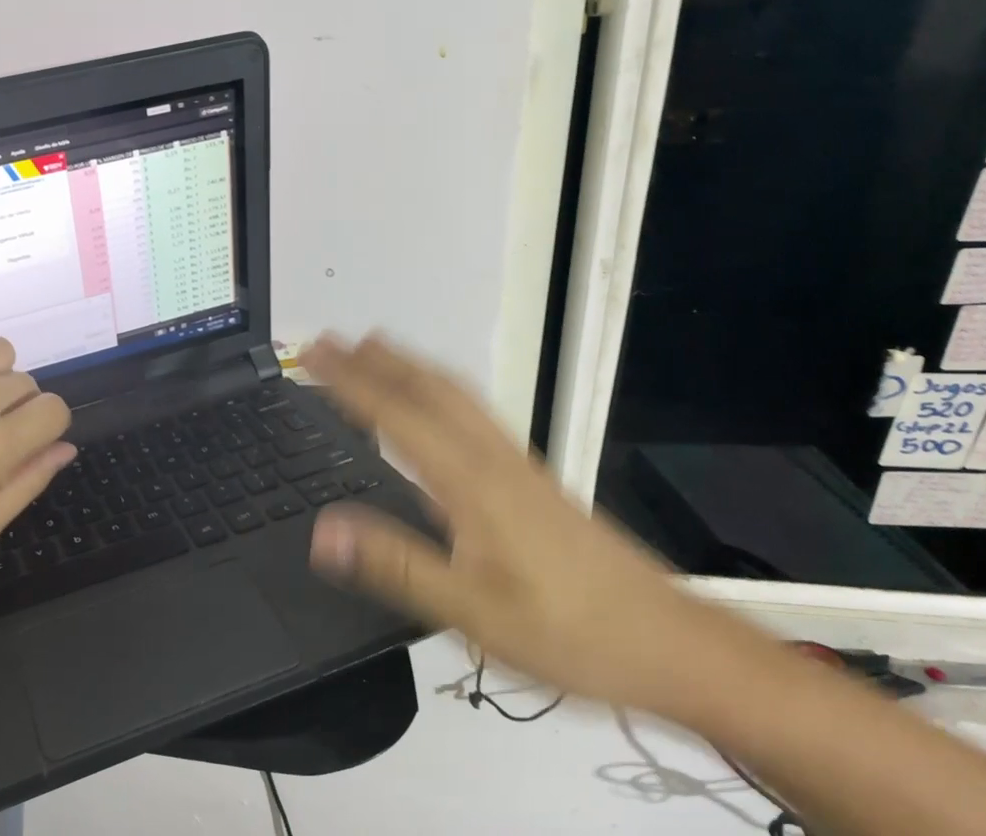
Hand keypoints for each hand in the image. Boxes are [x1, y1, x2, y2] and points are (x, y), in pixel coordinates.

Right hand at [301, 333, 766, 719]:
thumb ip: (395, 565)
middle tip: (333, 340)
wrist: (673, 645)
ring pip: (458, 396)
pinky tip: (436, 411)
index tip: (312, 353)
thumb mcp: (471, 610)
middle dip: (378, 359)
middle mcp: (496, 460)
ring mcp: (521, 467)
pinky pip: (475, 415)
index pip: (398, 415)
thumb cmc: (571, 632)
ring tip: (375, 352)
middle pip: (432, 389)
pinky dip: (439, 392)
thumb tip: (323, 530)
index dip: (349, 381)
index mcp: (473, 483)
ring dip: (410, 366)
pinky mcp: (537, 482)